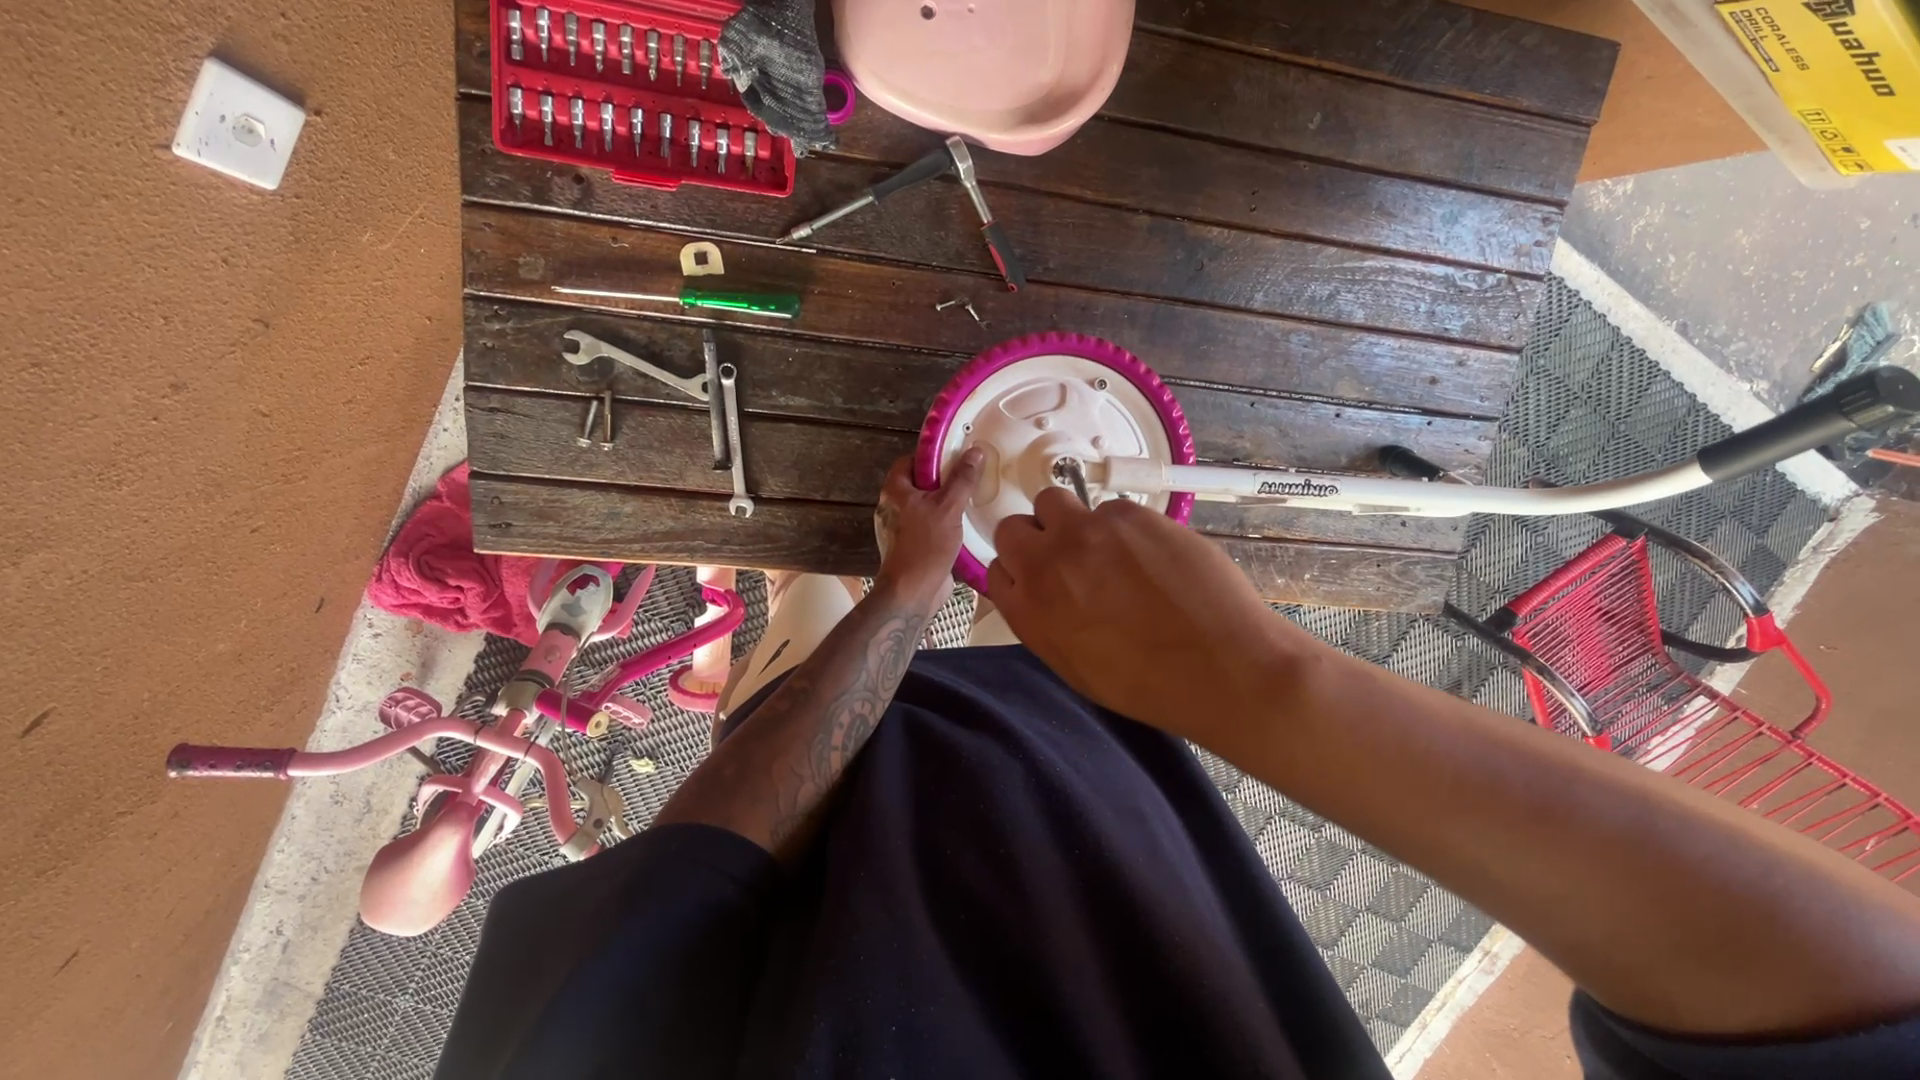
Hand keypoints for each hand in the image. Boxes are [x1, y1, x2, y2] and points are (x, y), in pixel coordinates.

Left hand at [874, 449, 983, 608]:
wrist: (912, 592)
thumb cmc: (925, 547)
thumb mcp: (948, 508)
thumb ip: (962, 479)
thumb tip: (975, 452)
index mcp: (895, 490)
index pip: (910, 460)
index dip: (932, 456)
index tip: (956, 456)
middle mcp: (895, 505)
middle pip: (922, 482)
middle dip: (945, 480)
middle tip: (971, 476)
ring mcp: (903, 527)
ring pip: (929, 505)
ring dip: (949, 502)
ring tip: (974, 497)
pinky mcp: (914, 544)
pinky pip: (932, 524)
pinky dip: (948, 522)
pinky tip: (968, 523)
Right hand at [988, 489, 1303, 737]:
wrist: (1221, 667)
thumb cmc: (1148, 684)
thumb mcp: (1074, 666)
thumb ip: (1042, 621)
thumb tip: (1040, 593)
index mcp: (1030, 609)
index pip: (998, 567)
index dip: (1021, 570)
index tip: (1042, 577)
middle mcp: (1047, 563)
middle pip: (1014, 527)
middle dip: (1036, 537)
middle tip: (1070, 556)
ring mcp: (1088, 532)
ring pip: (1055, 501)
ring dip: (1071, 520)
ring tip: (1108, 547)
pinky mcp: (1131, 515)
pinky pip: (1110, 507)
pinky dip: (1123, 526)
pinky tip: (1152, 554)